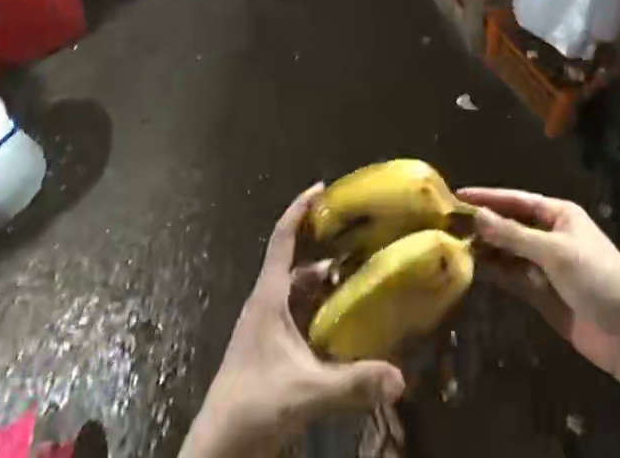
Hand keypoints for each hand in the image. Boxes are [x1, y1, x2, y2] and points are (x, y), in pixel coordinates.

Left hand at [180, 185, 404, 457]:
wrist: (218, 448)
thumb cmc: (253, 405)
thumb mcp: (306, 392)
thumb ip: (353, 384)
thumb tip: (401, 378)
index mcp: (268, 297)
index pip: (282, 238)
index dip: (300, 209)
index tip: (322, 188)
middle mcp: (267, 304)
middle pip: (297, 264)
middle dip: (325, 249)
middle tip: (360, 240)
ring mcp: (267, 329)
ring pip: (300, 293)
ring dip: (326, 284)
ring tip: (362, 278)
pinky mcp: (272, 351)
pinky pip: (301, 318)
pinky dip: (322, 313)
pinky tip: (347, 324)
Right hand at [461, 188, 619, 379]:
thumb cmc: (598, 279)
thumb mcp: (555, 251)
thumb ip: (513, 235)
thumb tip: (475, 215)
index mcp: (559, 215)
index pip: (516, 200)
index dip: (487, 197)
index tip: (456, 195)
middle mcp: (549, 235)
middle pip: (508, 224)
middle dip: (481, 223)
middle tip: (445, 221)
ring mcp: (543, 264)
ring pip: (506, 250)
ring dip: (484, 248)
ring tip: (450, 244)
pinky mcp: (539, 292)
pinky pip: (510, 275)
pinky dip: (492, 271)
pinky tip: (469, 268)